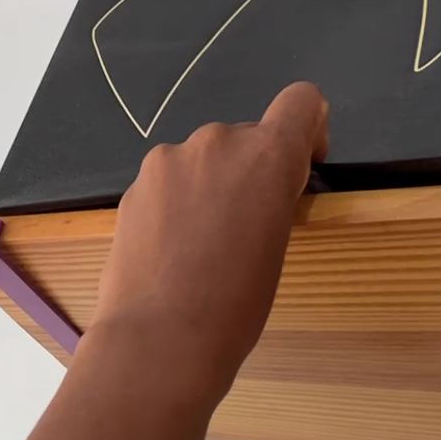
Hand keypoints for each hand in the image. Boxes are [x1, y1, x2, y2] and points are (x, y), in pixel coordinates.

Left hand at [84, 82, 329, 403]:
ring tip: (200, 244)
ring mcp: (166, 162)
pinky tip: (168, 249)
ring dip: (207, 185)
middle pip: (245, 138)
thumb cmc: (235, 306)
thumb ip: (272, 195)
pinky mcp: (132, 187)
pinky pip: (167, 183)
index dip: (308, 131)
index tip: (298, 171)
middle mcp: (216, 142)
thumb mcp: (276, 245)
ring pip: (200, 160)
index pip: (302, 102)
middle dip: (249, 170)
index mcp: (266, 154)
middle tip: (243, 226)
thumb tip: (258, 187)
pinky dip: (174, 203)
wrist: (160, 337)